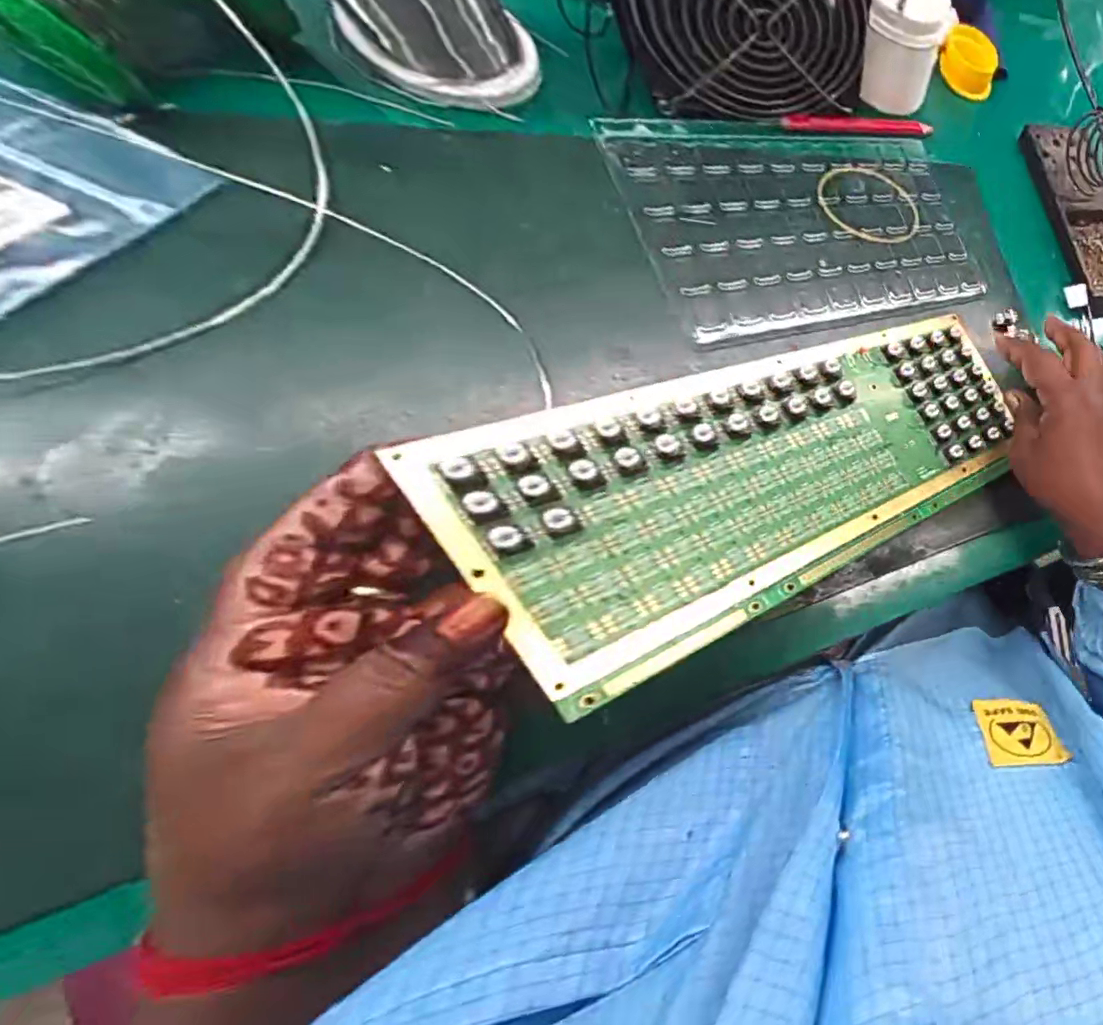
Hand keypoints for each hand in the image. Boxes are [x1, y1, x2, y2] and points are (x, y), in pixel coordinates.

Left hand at [143, 453, 512, 982]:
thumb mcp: (310, 753)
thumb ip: (397, 673)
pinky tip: (562, 589)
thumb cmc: (266, 836)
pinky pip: (500, 640)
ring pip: (458, 591)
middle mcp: (346, 635)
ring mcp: (411, 660)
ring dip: (499, 564)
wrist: (320, 916)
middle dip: (443, 521)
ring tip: (547, 529)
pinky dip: (531, 617)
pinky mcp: (463, 689)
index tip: (410, 458)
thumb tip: (485, 603)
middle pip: (395, 557)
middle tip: (505, 487)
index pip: (305, 547)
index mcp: (267, 639)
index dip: (351, 499)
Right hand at [997, 317, 1102, 589]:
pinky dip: (1096, 366)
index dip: (1018, 347)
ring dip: (1084, 346)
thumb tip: (1018, 396)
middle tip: (1047, 325)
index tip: (1002, 340)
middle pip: (1081, 348)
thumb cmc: (1059, 483)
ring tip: (1069, 343)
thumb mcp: (1026, 452)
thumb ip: (1023, 417)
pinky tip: (1088, 374)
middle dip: (1062, 333)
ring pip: (1101, 360)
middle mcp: (1092, 391)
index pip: (1039, 360)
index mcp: (1066, 397)